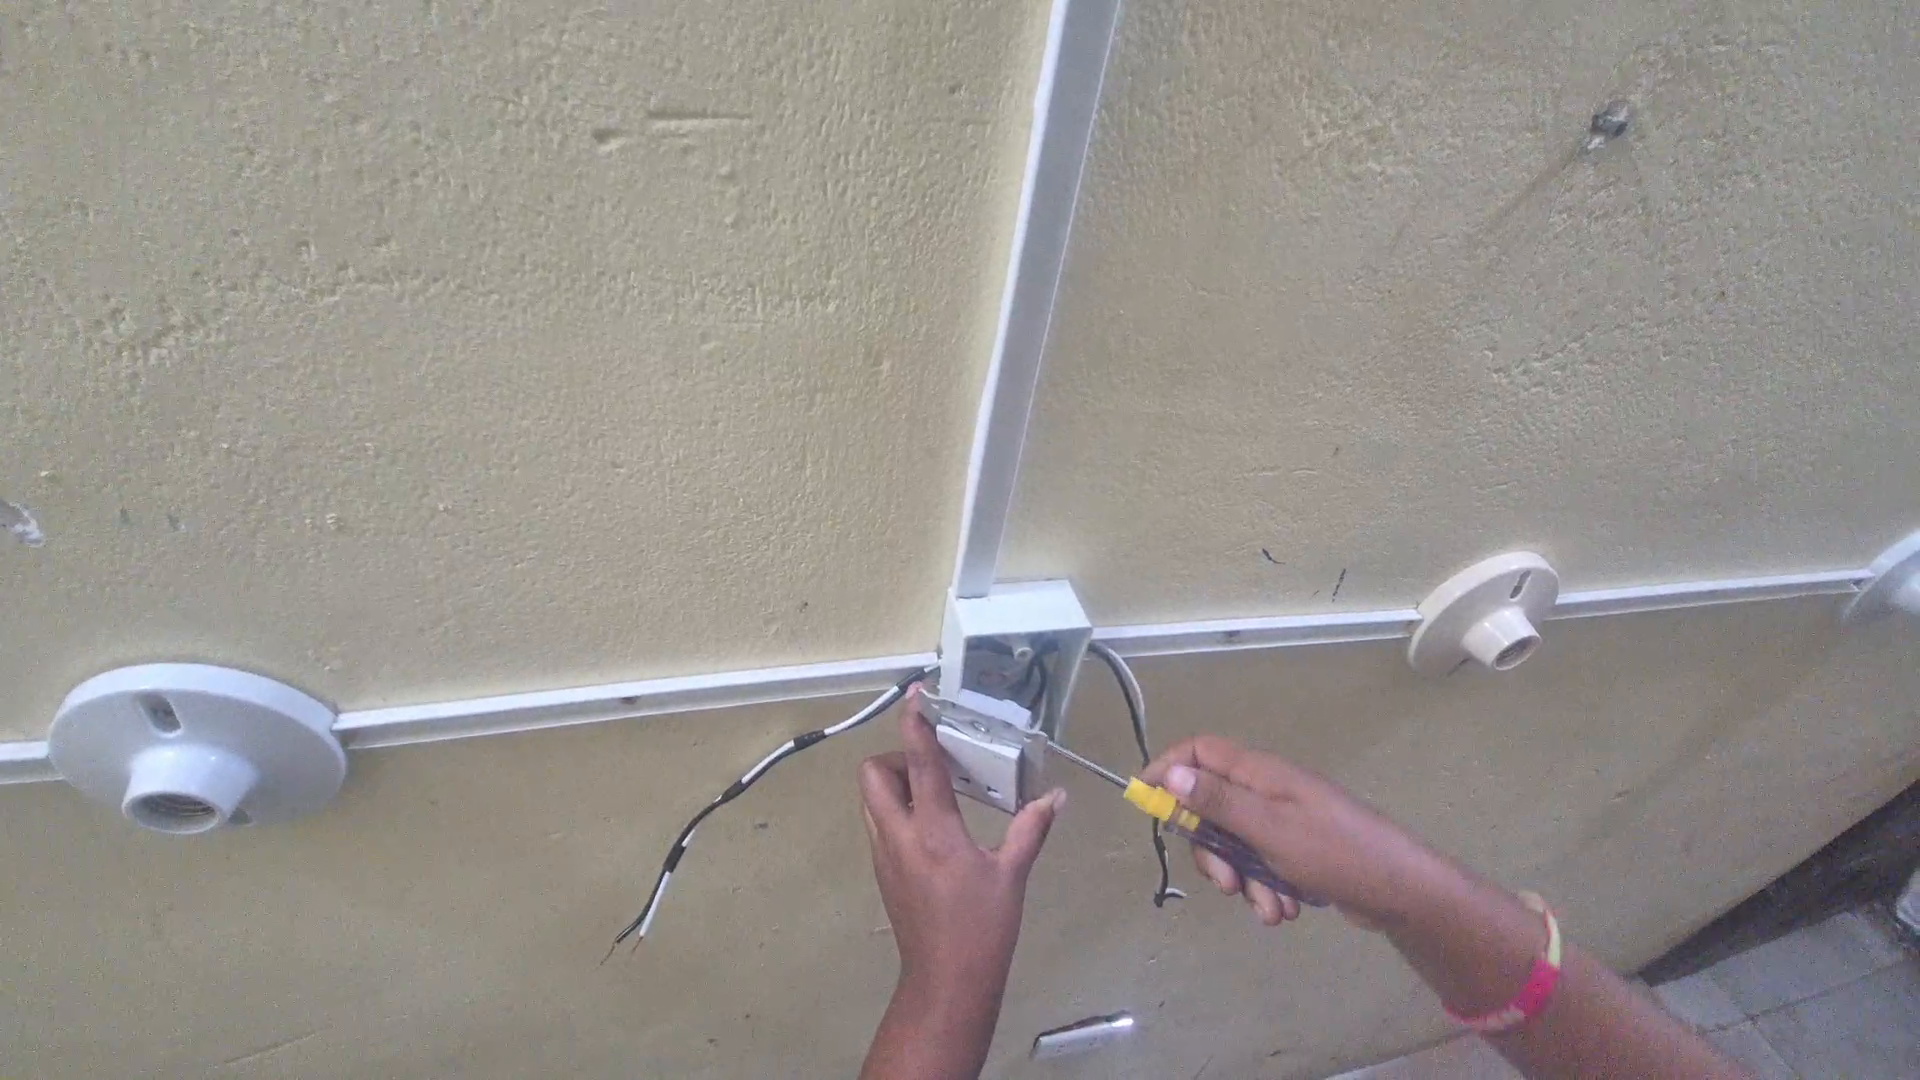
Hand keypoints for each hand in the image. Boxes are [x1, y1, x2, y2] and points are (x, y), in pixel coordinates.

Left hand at [858, 688, 1064, 998]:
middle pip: (872, 774)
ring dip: (894, 781)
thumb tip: (1056, 796)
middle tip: (932, 763)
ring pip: (870, 798)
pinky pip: (879, 821)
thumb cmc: (981, 929)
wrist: (945, 985)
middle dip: (895, 755)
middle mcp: (899, 835)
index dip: (914, 724)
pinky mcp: (882, 871)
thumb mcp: (1011, 875)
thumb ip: (1031, 828)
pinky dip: (896, 807)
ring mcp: (884, 854)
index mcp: (933, 830)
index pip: (918, 763)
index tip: (914, 696)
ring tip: (934, 789)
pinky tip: (932, 822)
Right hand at [1140, 735, 1451, 930]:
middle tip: (1225, 883)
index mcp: (1258, 772)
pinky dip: (1264, 885)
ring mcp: (1281, 818)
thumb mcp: (1269, 829)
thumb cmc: (1335, 852)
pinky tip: (1283, 908)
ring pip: (1233, 841)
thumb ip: (1217, 801)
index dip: (1168, 769)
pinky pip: (1259, 861)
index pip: (1198, 751)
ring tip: (1271, 907)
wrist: (1406, 893)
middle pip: (1210, 804)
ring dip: (1242, 876)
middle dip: (1211, 849)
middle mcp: (1265, 789)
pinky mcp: (1294, 847)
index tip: (1146, 801)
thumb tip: (1169, 772)